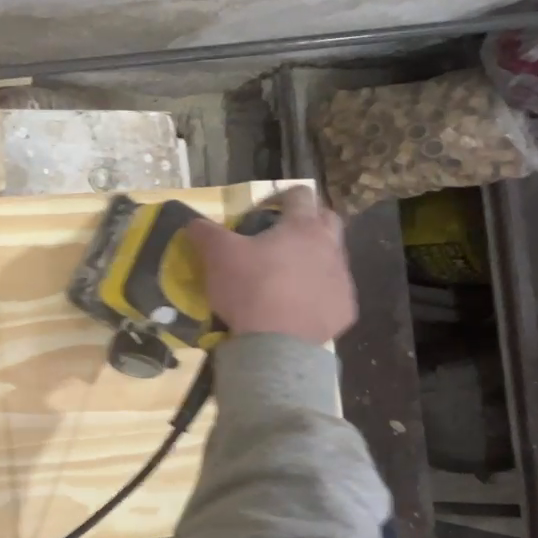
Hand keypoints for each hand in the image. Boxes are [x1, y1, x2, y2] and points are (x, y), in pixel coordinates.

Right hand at [185, 186, 356, 345]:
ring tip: (282, 274)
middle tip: (278, 235)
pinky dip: (314, 292)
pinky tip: (293, 304)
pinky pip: (331, 292)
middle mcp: (330, 247)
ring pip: (331, 257)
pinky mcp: (344, 308)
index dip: (280, 196)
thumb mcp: (216, 254)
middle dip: (307, 221)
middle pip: (327, 220)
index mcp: (302, 227)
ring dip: (311, 257)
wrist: (276, 342)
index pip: (300, 195)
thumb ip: (205, 232)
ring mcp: (342, 279)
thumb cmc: (249, 287)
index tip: (261, 208)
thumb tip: (194, 221)